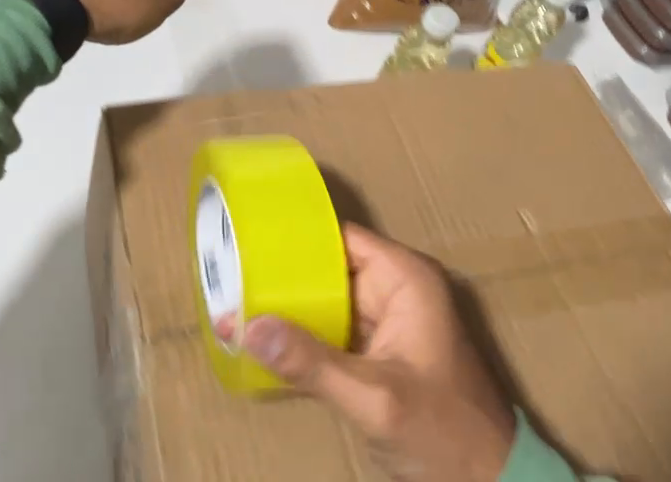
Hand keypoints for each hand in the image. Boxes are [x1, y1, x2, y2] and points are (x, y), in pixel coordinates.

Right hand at [245, 224, 515, 481]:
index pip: (338, 238)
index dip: (294, 237)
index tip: (244, 238)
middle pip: (325, 268)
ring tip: (231, 303)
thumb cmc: (445, 433)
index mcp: (405, 279)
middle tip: (225, 276)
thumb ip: (311, 363)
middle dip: (280, 277)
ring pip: (323, 301)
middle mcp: (393, 290)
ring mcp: (384, 324)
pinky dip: (299, 338)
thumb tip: (245, 326)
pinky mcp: (375, 355)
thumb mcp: (375, 398)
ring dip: (286, 309)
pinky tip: (260, 340)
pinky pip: (328, 333)